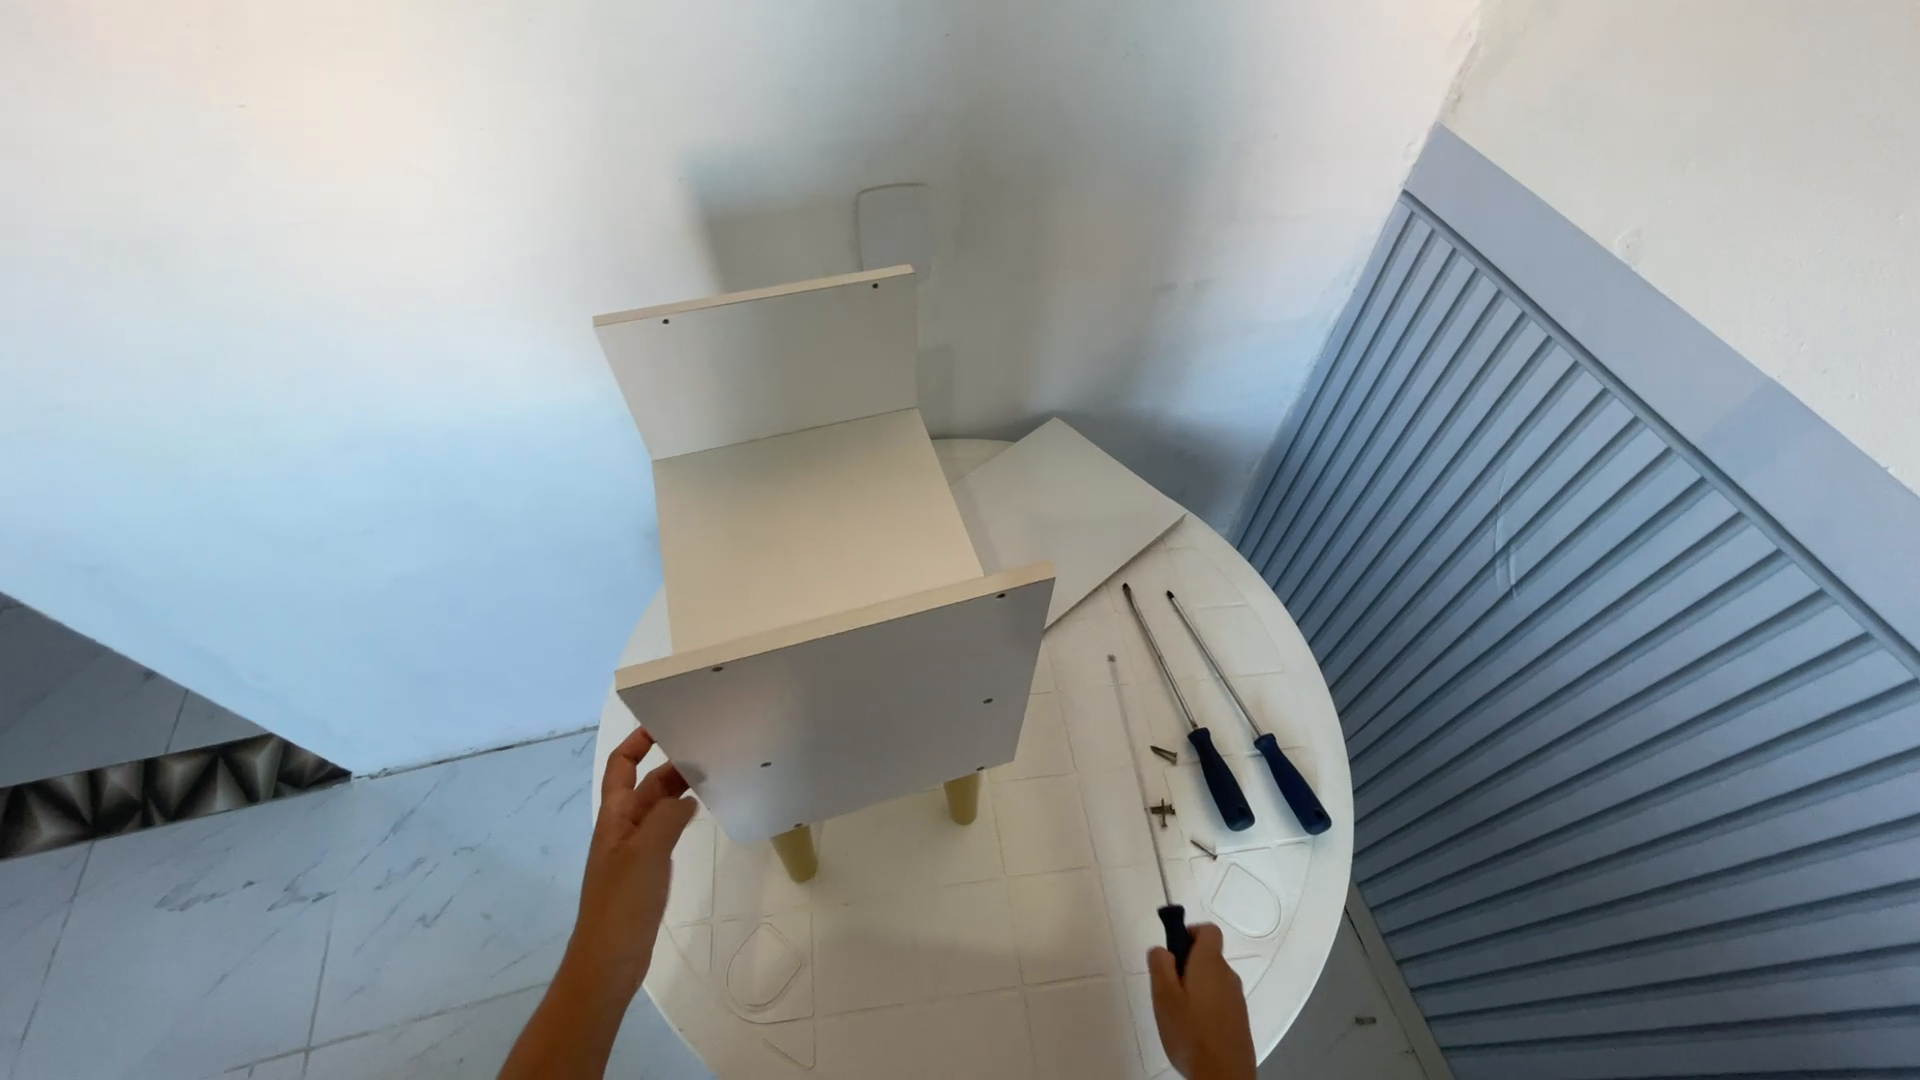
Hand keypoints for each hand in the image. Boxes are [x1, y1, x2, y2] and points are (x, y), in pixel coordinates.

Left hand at [565, 726, 699, 998]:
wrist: (608, 963)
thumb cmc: (621, 905)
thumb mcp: (645, 853)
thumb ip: (665, 818)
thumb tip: (685, 798)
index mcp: (613, 819)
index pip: (620, 767)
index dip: (637, 743)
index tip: (664, 724)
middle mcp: (622, 829)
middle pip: (643, 785)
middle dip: (669, 764)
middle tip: (705, 749)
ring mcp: (634, 851)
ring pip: (657, 807)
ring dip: (678, 790)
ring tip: (711, 775)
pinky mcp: (646, 871)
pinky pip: (665, 831)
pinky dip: (681, 816)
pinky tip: (701, 815)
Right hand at [1149, 923, 1256, 1079]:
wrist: (1224, 1078)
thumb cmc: (1191, 1033)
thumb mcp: (1163, 995)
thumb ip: (1159, 964)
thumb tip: (1162, 949)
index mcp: (1210, 964)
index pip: (1208, 930)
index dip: (1189, 932)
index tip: (1173, 950)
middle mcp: (1228, 976)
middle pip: (1208, 956)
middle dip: (1186, 964)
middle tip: (1168, 987)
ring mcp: (1237, 999)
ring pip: (1213, 979)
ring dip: (1196, 986)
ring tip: (1179, 1011)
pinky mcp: (1240, 1020)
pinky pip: (1220, 999)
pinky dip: (1207, 1004)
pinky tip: (1194, 1027)